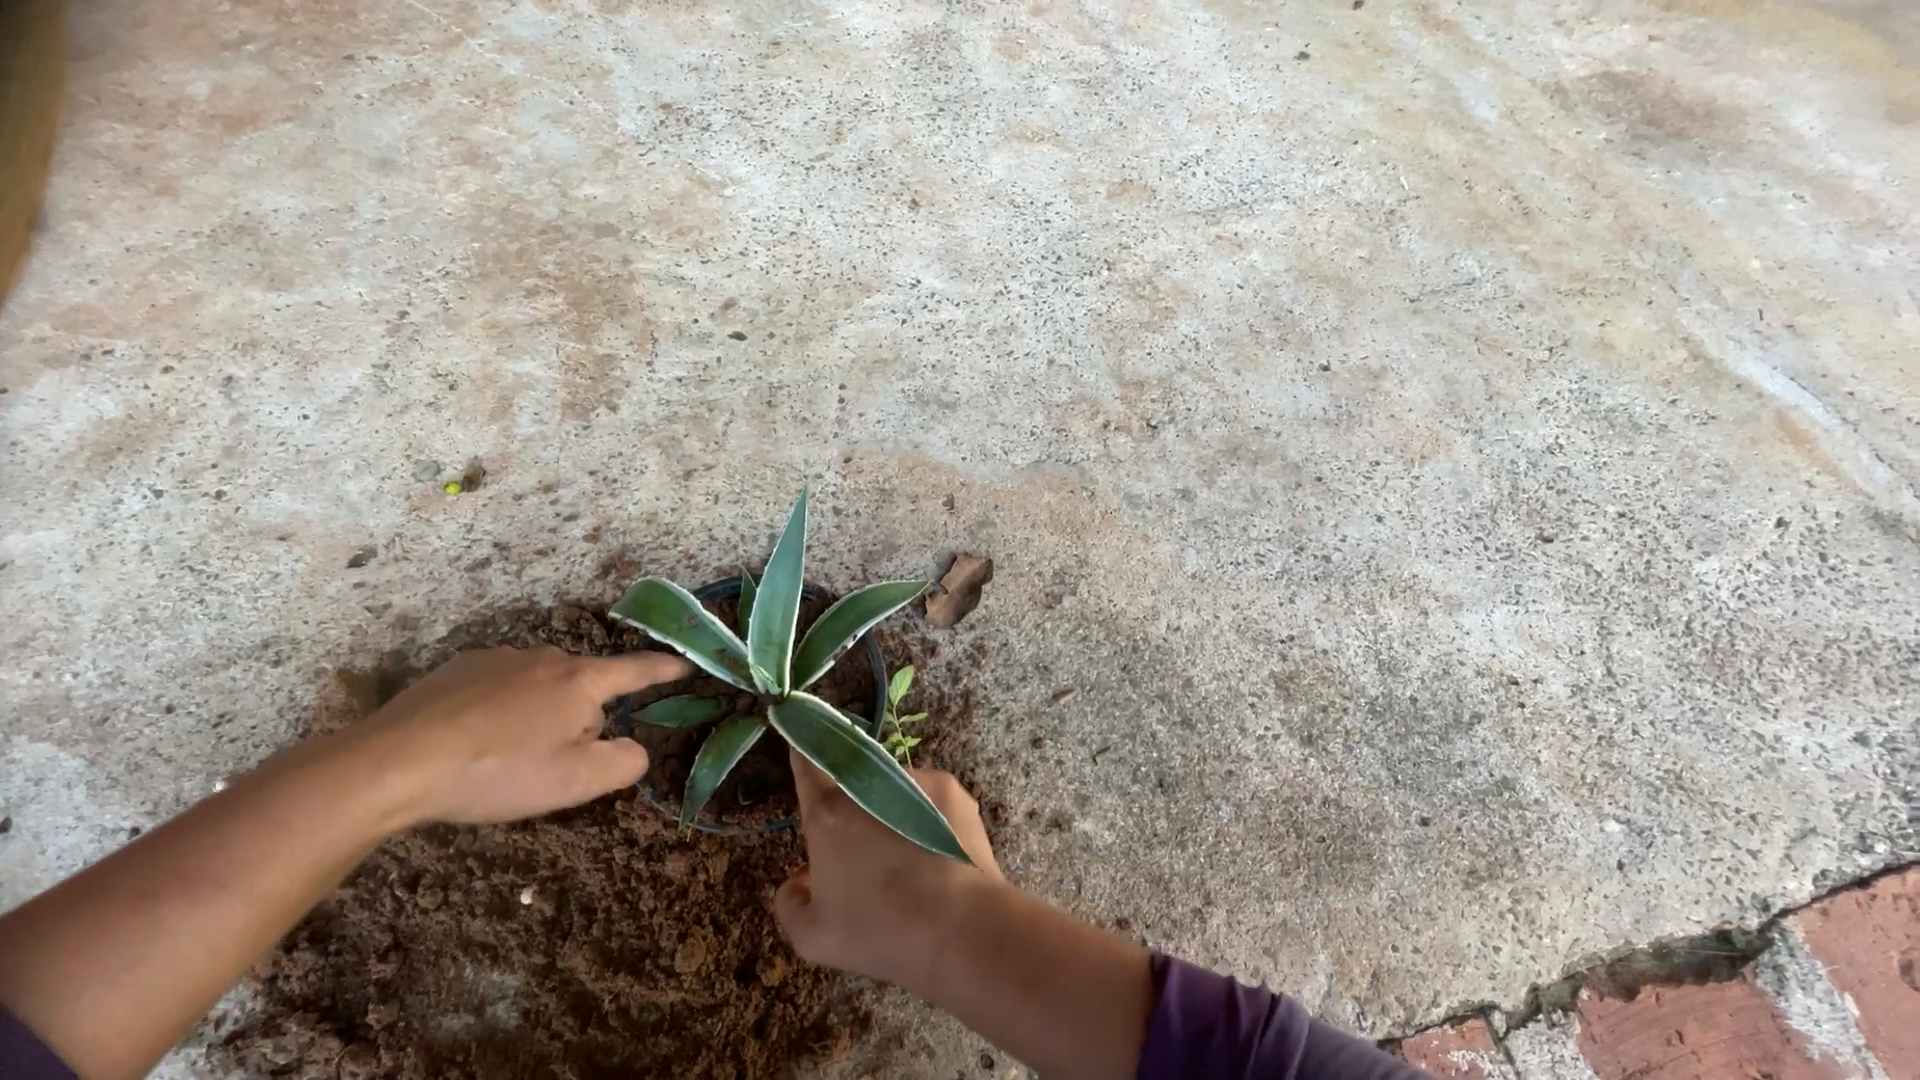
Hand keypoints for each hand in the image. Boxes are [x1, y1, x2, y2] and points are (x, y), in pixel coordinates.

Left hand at [347, 646, 690, 826]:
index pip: (636, 671)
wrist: (394, 764)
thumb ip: (624, 763)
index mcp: (580, 681)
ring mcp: (498, 659)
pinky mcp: (457, 669)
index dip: (665, 670)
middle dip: (580, 718)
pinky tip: (472, 740)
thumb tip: (634, 748)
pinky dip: (500, 709)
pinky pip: (499, 686)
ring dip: (538, 714)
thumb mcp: (576, 782)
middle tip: (552, 763)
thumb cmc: (497, 772)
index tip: (686, 665)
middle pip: (582, 687)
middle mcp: (545, 658)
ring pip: (539, 687)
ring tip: (504, 757)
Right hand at [773, 748, 1003, 989]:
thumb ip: (791, 903)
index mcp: (828, 812)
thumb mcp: (814, 936)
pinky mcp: (949, 789)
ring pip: (890, 791)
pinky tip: (935, 854)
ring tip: (907, 859)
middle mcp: (867, 784)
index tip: (804, 753)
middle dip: (851, 806)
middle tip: (863, 850)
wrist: (958, 925)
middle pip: (850, 781)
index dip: (803, 758)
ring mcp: (913, 781)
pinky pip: (926, 798)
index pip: (807, 766)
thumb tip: (799, 881)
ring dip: (890, 813)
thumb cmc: (879, 930)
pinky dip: (925, 818)